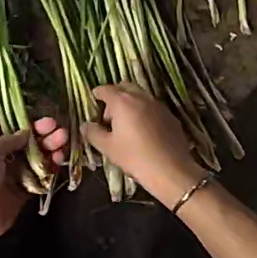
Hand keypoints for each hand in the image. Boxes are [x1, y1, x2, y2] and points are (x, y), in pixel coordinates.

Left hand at [0, 118, 70, 245]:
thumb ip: (8, 140)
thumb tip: (26, 131)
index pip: (4, 127)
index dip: (23, 121)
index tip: (42, 117)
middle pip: (22, 142)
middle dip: (41, 135)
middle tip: (59, 129)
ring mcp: (9, 175)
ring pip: (33, 158)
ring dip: (48, 149)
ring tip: (63, 142)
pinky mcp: (21, 191)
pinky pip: (37, 177)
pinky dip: (49, 169)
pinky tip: (59, 160)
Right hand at [81, 83, 207, 208]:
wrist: (170, 170)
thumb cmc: (134, 157)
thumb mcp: (107, 147)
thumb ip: (93, 133)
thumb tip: (86, 125)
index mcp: (123, 102)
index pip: (106, 89)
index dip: (97, 94)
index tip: (93, 101)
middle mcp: (141, 98)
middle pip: (125, 87)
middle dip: (115, 96)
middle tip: (109, 114)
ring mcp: (158, 105)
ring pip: (141, 96)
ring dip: (131, 103)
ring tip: (126, 124)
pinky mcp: (171, 116)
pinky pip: (153, 107)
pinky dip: (144, 112)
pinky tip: (144, 131)